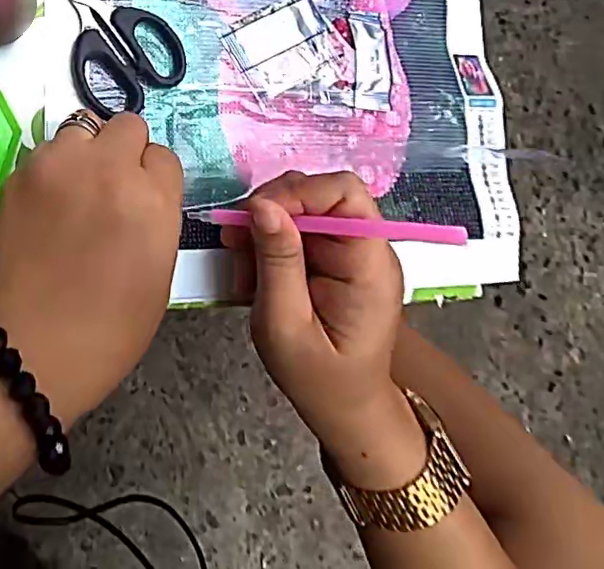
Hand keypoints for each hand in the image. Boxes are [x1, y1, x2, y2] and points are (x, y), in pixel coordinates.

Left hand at [0, 111, 183, 420]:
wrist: (28, 341)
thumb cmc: (106, 328)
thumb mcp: (158, 275)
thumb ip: (157, 218)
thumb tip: (143, 195)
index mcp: (153, 200)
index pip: (163, 155)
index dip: (152, 176)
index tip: (141, 195)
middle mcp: (109, 169)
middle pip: (127, 125)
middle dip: (123, 150)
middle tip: (109, 184)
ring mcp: (61, 164)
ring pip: (82, 127)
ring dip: (84, 151)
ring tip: (73, 189)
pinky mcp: (22, 170)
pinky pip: (46, 150)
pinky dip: (51, 167)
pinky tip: (44, 202)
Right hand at [223, 171, 423, 486]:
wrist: (344, 411)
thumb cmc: (318, 379)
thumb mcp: (285, 323)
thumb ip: (276, 260)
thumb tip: (261, 203)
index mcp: (368, 264)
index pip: (344, 191)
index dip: (297, 191)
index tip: (256, 215)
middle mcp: (363, 247)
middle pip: (315, 191)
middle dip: (269, 208)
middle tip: (235, 240)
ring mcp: (346, 250)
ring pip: (296, 206)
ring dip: (260, 226)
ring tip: (240, 263)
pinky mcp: (328, 256)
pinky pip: (291, 227)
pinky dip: (262, 241)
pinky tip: (250, 270)